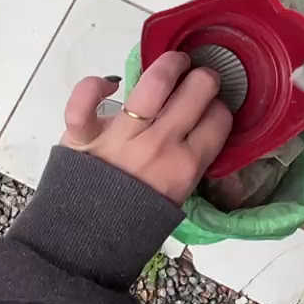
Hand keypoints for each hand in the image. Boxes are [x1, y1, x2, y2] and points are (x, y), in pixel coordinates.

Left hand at [61, 51, 232, 204]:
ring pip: (155, 82)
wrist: (89, 240)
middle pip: (197, 91)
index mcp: (186, 166)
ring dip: (171, 64)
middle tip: (200, 81)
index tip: (213, 109)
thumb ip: (189, 163)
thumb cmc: (135, 217)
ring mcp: (121, 137)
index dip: (220, 108)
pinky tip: (111, 83)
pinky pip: (85, 100)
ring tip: (175, 62)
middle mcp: (158, 145)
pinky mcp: (83, 134)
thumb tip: (199, 129)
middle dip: (205, 79)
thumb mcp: (178, 197)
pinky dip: (95, 85)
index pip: (218, 119)